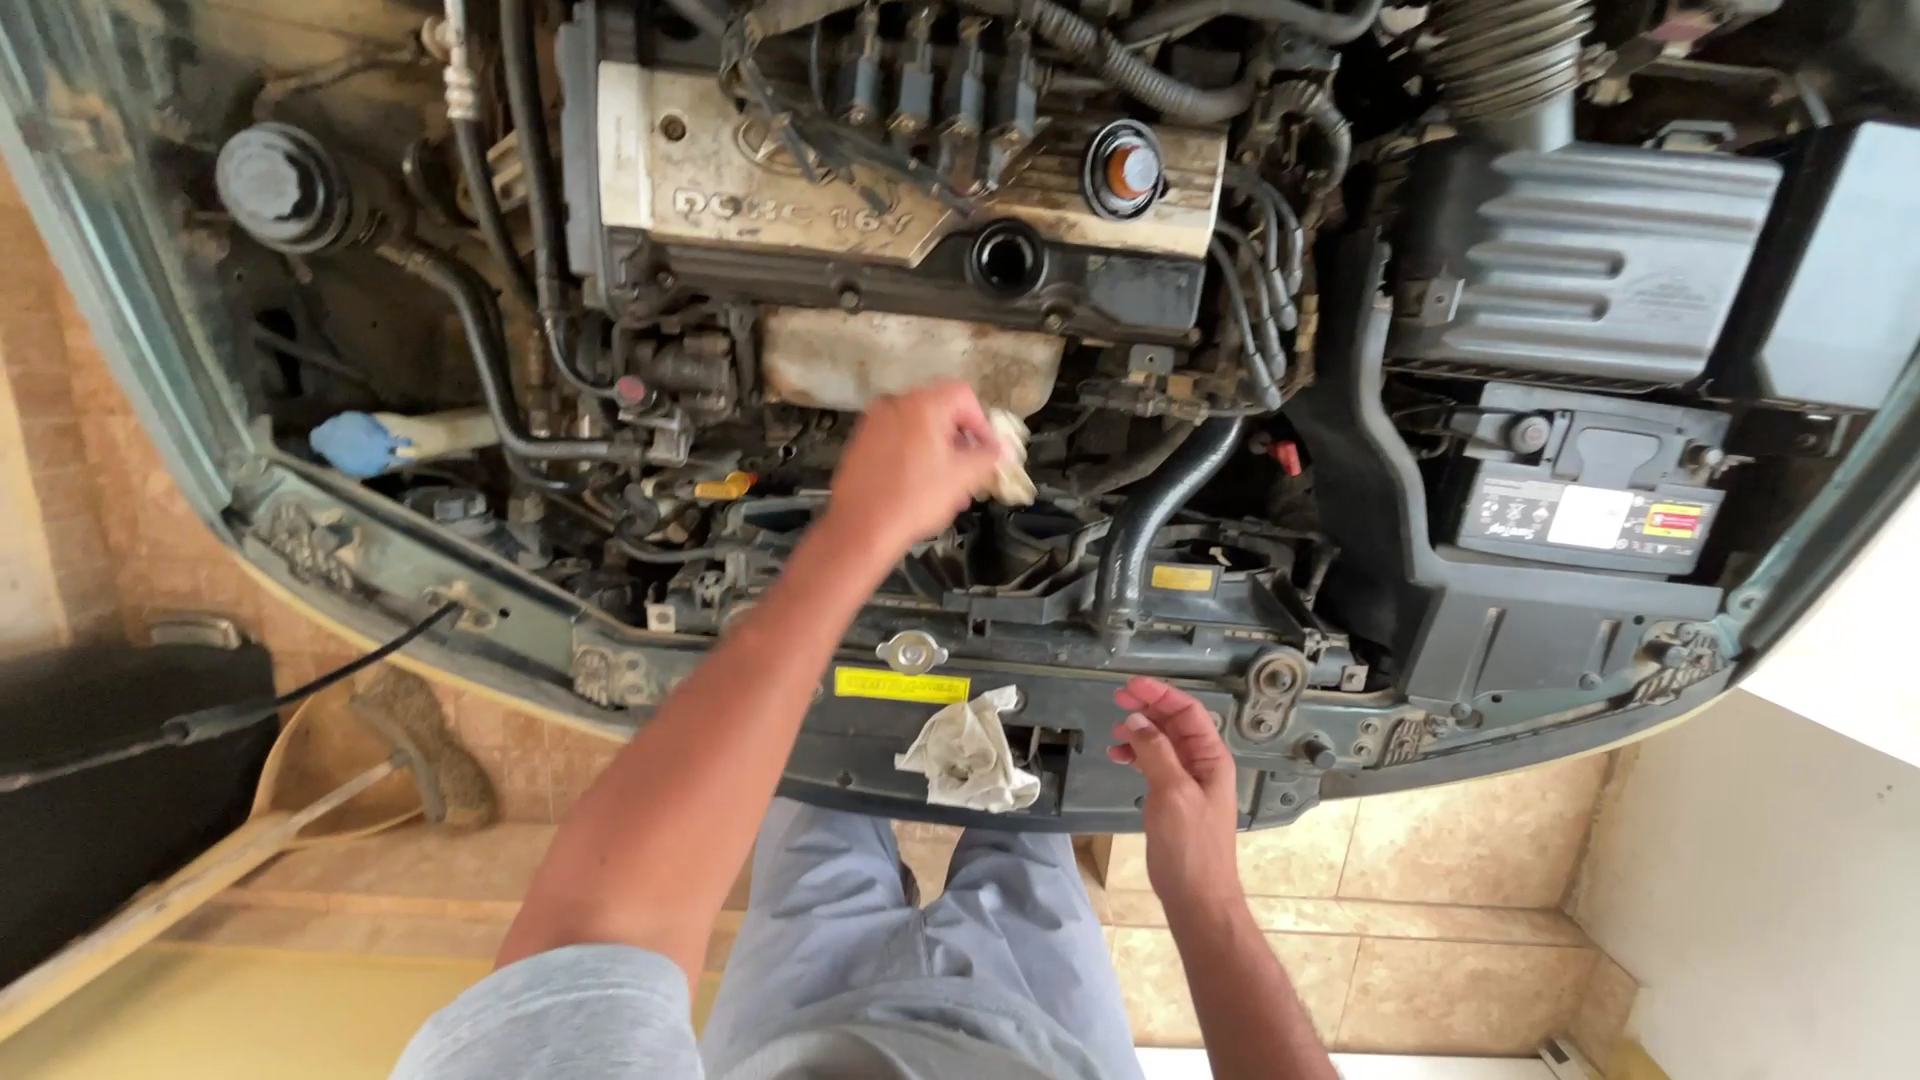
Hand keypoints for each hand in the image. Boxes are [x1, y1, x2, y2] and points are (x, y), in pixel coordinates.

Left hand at [826, 380, 1002, 554]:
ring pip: (919, 429)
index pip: (964, 396)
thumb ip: (988, 457)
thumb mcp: (963, 477)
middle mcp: (895, 404)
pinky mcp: (861, 443)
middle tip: (971, 471)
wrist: (861, 527)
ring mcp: (874, 423)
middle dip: (961, 441)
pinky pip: (898, 441)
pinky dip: (915, 457)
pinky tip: (922, 488)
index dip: (982, 423)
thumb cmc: (914, 499)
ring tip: (949, 488)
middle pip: (940, 411)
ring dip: (940, 452)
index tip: (988, 452)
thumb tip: (1000, 450)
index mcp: (922, 404)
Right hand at [1108, 677, 1242, 915]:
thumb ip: (1155, 751)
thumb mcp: (1172, 792)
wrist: (1198, 897)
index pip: (1188, 711)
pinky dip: (1137, 755)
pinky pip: (1155, 763)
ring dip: (1140, 731)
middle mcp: (1203, 764)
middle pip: (1175, 723)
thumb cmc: (1190, 846)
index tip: (1130, 685)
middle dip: (1148, 708)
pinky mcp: (1174, 799)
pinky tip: (1119, 757)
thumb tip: (1136, 719)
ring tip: (1115, 731)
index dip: (1160, 694)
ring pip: (1163, 742)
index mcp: (1212, 758)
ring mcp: (1189, 782)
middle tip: (1118, 698)